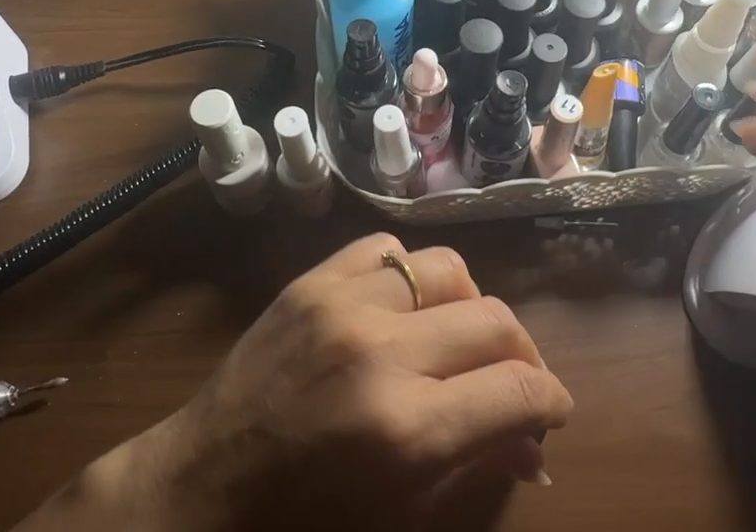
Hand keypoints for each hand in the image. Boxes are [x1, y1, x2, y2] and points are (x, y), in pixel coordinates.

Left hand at [18, 233, 569, 531]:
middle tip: (515, 379)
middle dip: (523, 354)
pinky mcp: (310, 280)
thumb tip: (535, 440)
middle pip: (494, 320)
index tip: (553, 409)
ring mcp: (342, 304)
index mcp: (406, 429)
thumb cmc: (306, 515)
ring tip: (459, 335)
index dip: (551, 400)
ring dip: (470, 304)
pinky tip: (405, 306)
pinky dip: (410, 275)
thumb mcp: (401, 508)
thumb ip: (476, 462)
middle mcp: (381, 352)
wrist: (203, 482)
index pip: (518, 390)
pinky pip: (387, 249)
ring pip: (448, 268)